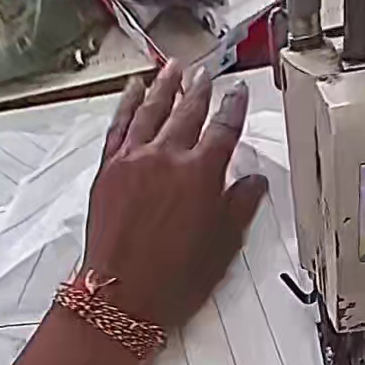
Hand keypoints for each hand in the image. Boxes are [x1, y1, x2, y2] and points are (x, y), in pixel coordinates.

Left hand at [83, 61, 267, 328]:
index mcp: (201, 175)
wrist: (122, 295)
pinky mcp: (109, 168)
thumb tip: (255, 183)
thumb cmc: (174, 279)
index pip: (224, 130)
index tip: (238, 95)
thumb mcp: (222, 247)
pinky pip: (120, 125)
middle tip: (208, 74)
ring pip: (152, 109)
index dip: (234, 109)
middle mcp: (167, 157)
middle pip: (188, 112)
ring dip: (165, 86)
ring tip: (174, 68)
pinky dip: (128, 103)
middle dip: (201, 91)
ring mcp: (134, 159)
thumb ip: (240, 207)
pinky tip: (134, 91)